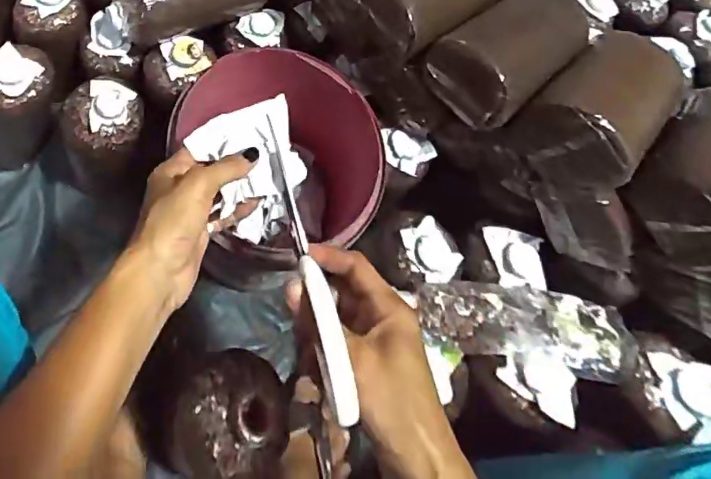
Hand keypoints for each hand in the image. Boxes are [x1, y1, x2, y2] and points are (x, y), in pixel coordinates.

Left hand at [126, 146, 257, 311]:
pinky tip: (257, 201)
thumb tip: (253, 154)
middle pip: (212, 169)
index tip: (251, 133)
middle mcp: (180, 188)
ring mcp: (190, 211)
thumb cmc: (173, 221)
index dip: (223, 140)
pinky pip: (223, 213)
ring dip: (240, 186)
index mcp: (171, 171)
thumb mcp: (198, 185)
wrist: (159, 273)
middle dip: (236, 163)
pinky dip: (238, 208)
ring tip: (267, 175)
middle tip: (265, 154)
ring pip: (220, 192)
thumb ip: (226, 167)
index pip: (200, 147)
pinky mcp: (201, 231)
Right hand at [287, 246, 472, 478]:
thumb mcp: (353, 359)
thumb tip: (292, 287)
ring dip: (318, 334)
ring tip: (306, 353)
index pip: (357, 266)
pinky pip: (340, 347)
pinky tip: (316, 374)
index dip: (329, 257)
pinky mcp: (369, 365)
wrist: (418, 455)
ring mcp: (376, 342)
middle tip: (293, 313)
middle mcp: (383, 317)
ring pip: (338, 323)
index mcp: (390, 306)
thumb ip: (320, 324)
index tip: (300, 255)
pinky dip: (325, 355)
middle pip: (344, 295)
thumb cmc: (392, 399)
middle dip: (318, 303)